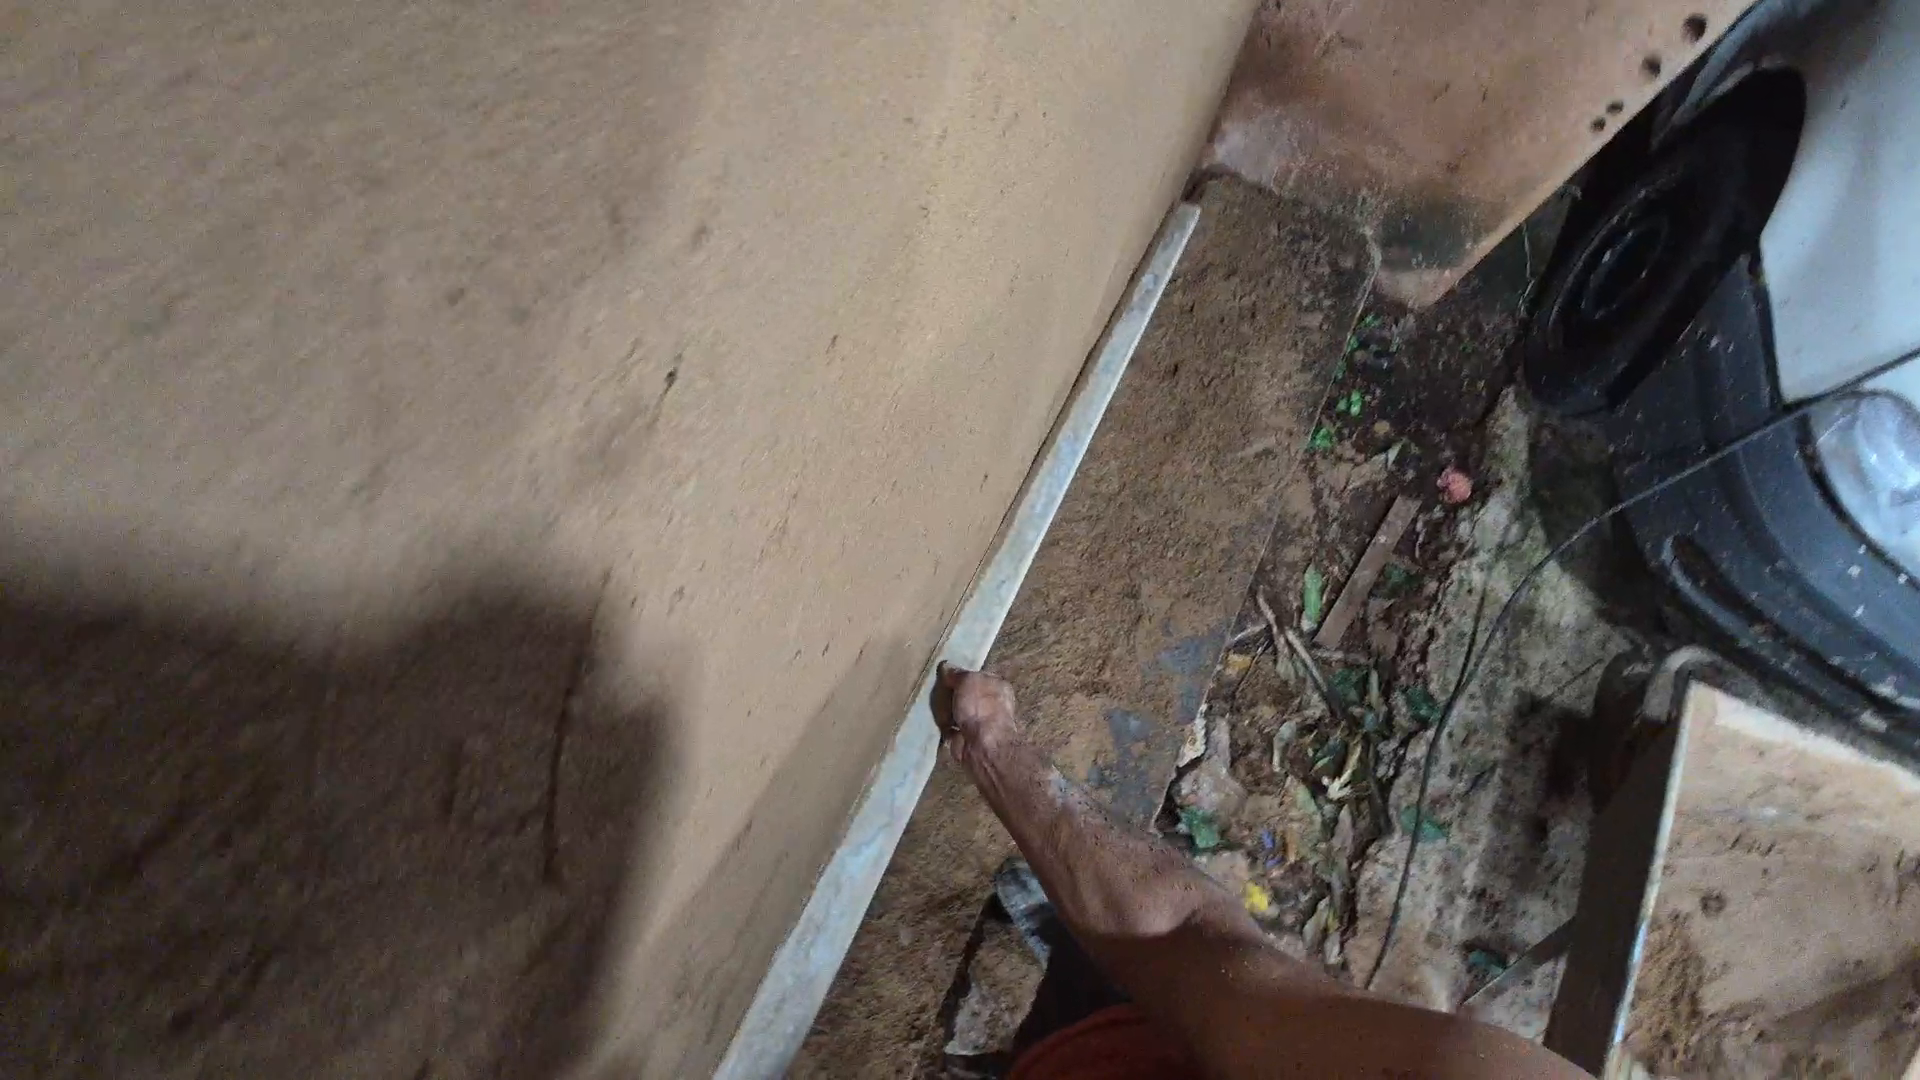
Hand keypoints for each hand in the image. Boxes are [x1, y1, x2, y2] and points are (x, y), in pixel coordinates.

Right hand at [931, 663, 1019, 766]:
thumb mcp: (967, 680)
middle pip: (965, 693)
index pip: (976, 675)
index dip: (961, 675)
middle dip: (951, 693)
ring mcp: (980, 722)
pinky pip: (951, 726)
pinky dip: (943, 725)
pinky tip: (935, 721)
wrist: (982, 745)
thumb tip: (946, 666)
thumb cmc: (980, 706)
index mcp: (997, 686)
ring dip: (946, 710)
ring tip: (934, 706)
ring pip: (957, 710)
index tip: (945, 676)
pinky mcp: (967, 737)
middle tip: (937, 691)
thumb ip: (956, 673)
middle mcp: (991, 703)